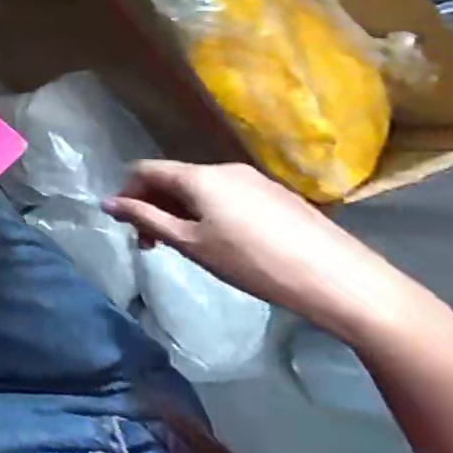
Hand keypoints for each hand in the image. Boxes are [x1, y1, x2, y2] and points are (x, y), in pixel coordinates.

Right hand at [103, 160, 423, 343]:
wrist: (344, 282)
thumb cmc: (253, 262)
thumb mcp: (188, 243)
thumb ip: (144, 218)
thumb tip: (108, 202)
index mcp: (200, 176)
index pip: (144, 170)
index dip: (126, 193)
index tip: (126, 226)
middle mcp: (226, 169)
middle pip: (173, 179)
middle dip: (153, 206)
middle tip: (152, 244)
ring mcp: (258, 182)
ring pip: (201, 189)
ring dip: (181, 212)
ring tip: (187, 246)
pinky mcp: (280, 197)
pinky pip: (228, 197)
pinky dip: (209, 214)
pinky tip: (224, 244)